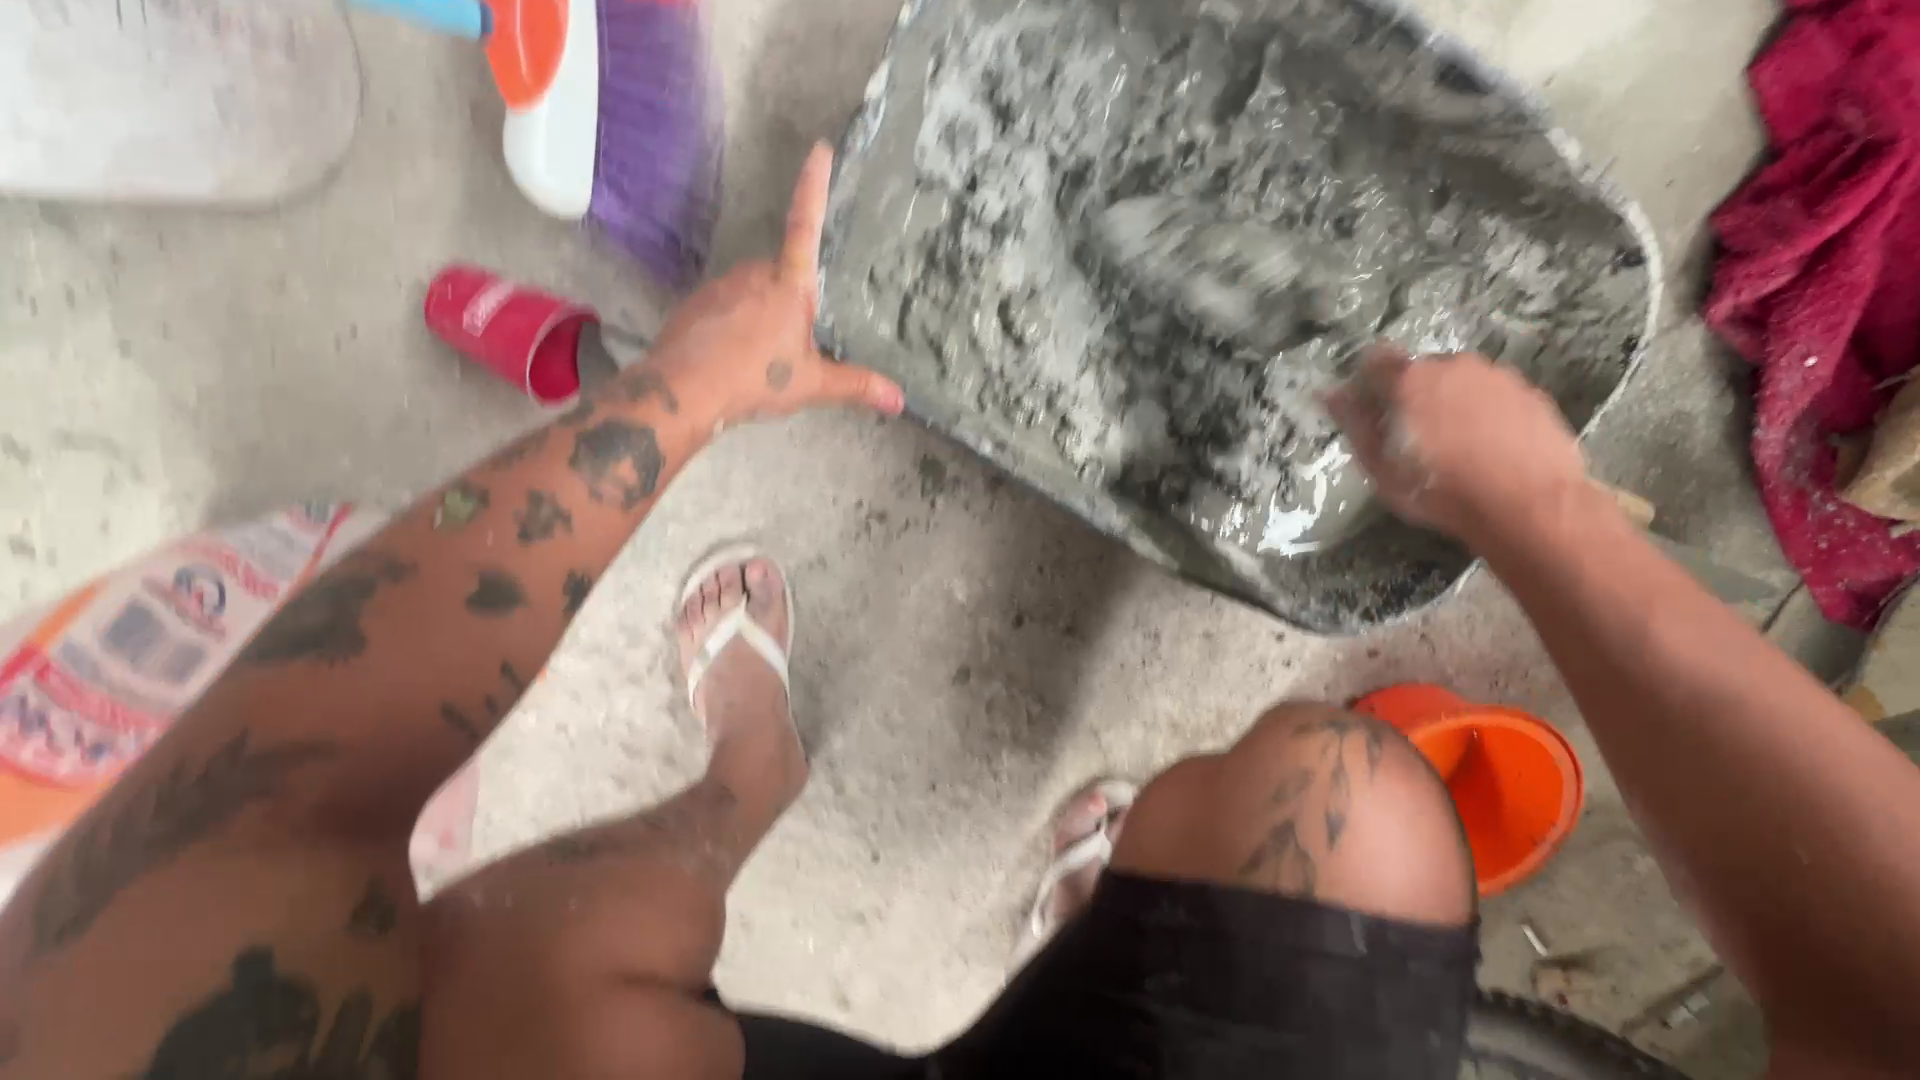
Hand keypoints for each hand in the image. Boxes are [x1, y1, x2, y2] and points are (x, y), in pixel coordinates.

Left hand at [643, 143, 903, 422]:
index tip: (819, 150)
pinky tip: (738, 358)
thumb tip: (900, 399)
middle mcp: (754, 272)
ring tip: (765, 359)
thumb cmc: (755, 379)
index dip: (814, 186)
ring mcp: (722, 284)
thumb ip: (856, 385)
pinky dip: (737, 325)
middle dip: (792, 301)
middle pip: (783, 274)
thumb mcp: (813, 385)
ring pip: (754, 291)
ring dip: (764, 315)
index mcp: (789, 284)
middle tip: (795, 345)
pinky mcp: (698, 302)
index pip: (807, 224)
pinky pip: (728, 306)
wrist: (683, 391)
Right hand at [1325, 347, 1590, 543]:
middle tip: (1412, 436)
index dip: (1367, 383)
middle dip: (1411, 394)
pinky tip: (1488, 446)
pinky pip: (1494, 395)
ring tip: (1455, 444)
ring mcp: (1497, 376)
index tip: (1369, 411)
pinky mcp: (1531, 393)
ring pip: (1460, 381)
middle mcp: (1453, 365)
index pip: (1375, 360)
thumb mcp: (1380, 467)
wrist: (1528, 504)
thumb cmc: (1440, 490)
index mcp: (1410, 380)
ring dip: (1449, 402)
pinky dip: (1485, 412)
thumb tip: (1330, 394)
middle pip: (1420, 370)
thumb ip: (1354, 424)